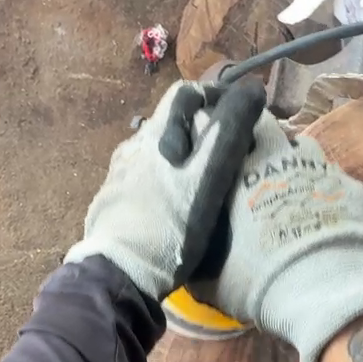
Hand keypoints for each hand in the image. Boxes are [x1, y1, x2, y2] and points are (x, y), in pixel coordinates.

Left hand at [64, 81, 266, 300]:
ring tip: (197, 188)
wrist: (120, 273)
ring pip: (152, 156)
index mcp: (156, 133)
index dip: (215, 97)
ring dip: (177, 162)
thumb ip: (228, 132)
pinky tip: (168, 211)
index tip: (238, 117)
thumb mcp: (208, 178)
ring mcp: (116, 177)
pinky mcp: (109, 205)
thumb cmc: (169, 226)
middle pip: (169, 126)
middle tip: (223, 159)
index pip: (185, 92)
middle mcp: (131, 146)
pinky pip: (139, 184)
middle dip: (197, 134)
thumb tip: (253, 88)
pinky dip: (159, 187)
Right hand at [194, 114, 362, 361]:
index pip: (219, 128)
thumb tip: (187, 257)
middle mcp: (280, 155)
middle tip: (252, 163)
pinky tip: (323, 215)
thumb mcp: (212, 278)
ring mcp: (321, 167)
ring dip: (294, 160)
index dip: (215, 133)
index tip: (210, 145)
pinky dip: (325, 191)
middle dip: (258, 137)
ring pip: (303, 147)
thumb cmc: (257, 281)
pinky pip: (334, 179)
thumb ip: (198, 256)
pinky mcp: (353, 187)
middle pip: (266, 125)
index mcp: (238, 169)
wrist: (322, 293)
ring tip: (289, 189)